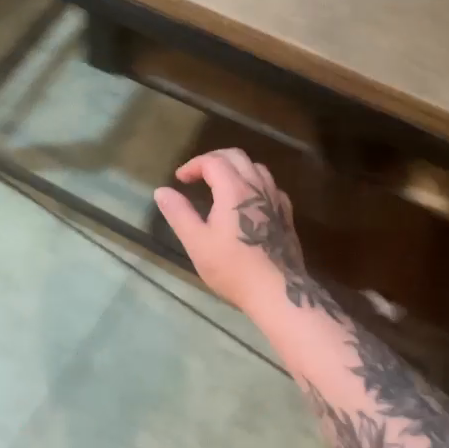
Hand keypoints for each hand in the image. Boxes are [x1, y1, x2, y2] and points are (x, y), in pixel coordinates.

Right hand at [154, 148, 304, 313]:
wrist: (278, 291)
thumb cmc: (233, 268)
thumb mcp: (197, 243)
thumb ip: (179, 213)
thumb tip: (161, 191)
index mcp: (234, 188)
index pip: (212, 161)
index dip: (193, 165)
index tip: (180, 179)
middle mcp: (257, 186)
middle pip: (235, 156)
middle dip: (213, 159)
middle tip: (197, 174)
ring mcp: (276, 198)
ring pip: (255, 167)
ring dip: (235, 167)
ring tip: (220, 183)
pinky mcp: (286, 213)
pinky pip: (270, 184)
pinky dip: (253, 182)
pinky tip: (247, 200)